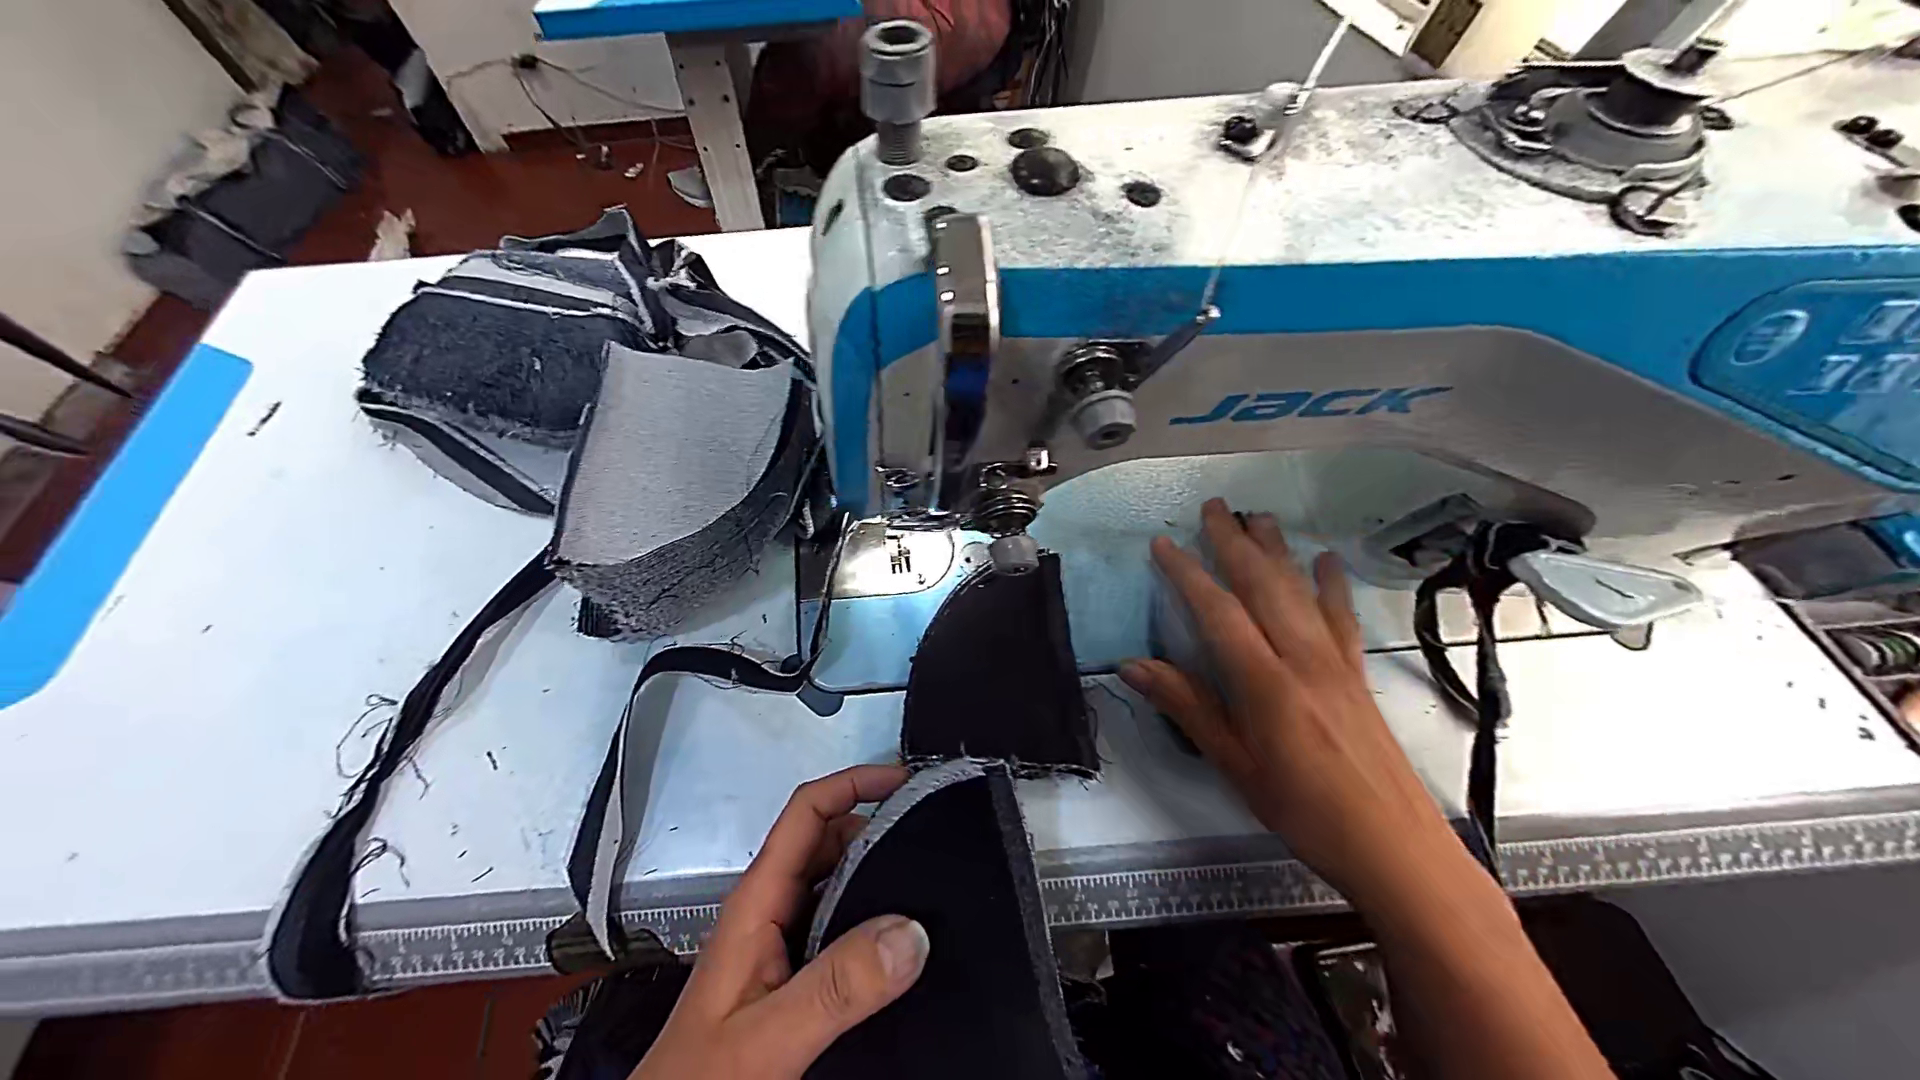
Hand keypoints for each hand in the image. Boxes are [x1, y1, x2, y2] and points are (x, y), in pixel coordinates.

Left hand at [634, 765, 929, 1078]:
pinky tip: (903, 937)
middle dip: (876, 822)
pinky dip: (873, 910)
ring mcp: (782, 939)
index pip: (806, 811)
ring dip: (876, 867)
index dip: (854, 782)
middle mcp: (770, 907)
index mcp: (758, 899)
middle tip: (929, 832)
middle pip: (827, 838)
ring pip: (836, 878)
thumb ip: (838, 985)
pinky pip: (841, 919)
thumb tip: (912, 931)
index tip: (904, 780)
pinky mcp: (793, 971)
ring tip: (927, 877)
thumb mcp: (769, 1035)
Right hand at [1120, 498, 1466, 912]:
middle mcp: (1302, 659)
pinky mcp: (1356, 674)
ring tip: (1258, 516)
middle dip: (1234, 542)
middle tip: (1213, 507)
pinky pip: (1341, 617)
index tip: (1164, 544)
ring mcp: (1335, 663)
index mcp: (1265, 683)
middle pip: (1263, 586)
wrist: (1394, 847)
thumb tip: (1134, 666)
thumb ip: (1187, 707)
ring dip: (1276, 550)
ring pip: (1300, 591)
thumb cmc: (1302, 811)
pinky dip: (1331, 584)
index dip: (1187, 574)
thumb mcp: (1233, 764)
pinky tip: (1325, 560)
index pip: (1218, 612)